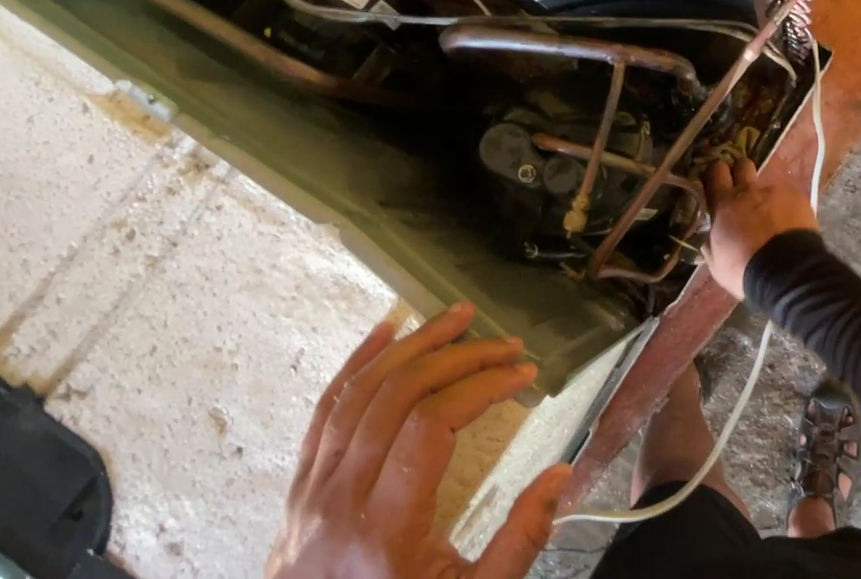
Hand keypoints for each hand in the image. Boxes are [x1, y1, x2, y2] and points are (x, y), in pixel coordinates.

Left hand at [267, 302, 571, 578]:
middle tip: (507, 344)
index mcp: (384, 530)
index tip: (525, 375)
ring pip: (358, 393)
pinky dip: (356, 364)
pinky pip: (324, 412)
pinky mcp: (299, 490)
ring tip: (459, 317)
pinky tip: (386, 332)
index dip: (482, 386)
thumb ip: (519, 543)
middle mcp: (339, 502)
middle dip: (459, 356)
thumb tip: (561, 474)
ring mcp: (311, 492)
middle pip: (397, 396)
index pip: (431, 425)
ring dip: (413, 345)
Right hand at [703, 158, 818, 298]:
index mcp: (725, 204)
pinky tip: (789, 226)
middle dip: (742, 172)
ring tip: (774, 221)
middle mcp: (749, 191)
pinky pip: (789, 198)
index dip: (718, 173)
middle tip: (744, 190)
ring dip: (767, 199)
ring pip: (768, 187)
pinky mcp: (798, 198)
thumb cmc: (744, 270)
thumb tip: (710, 233)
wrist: (786, 272)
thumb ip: (712, 241)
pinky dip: (787, 208)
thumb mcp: (717, 262)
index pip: (716, 172)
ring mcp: (776, 192)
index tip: (719, 181)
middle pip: (743, 165)